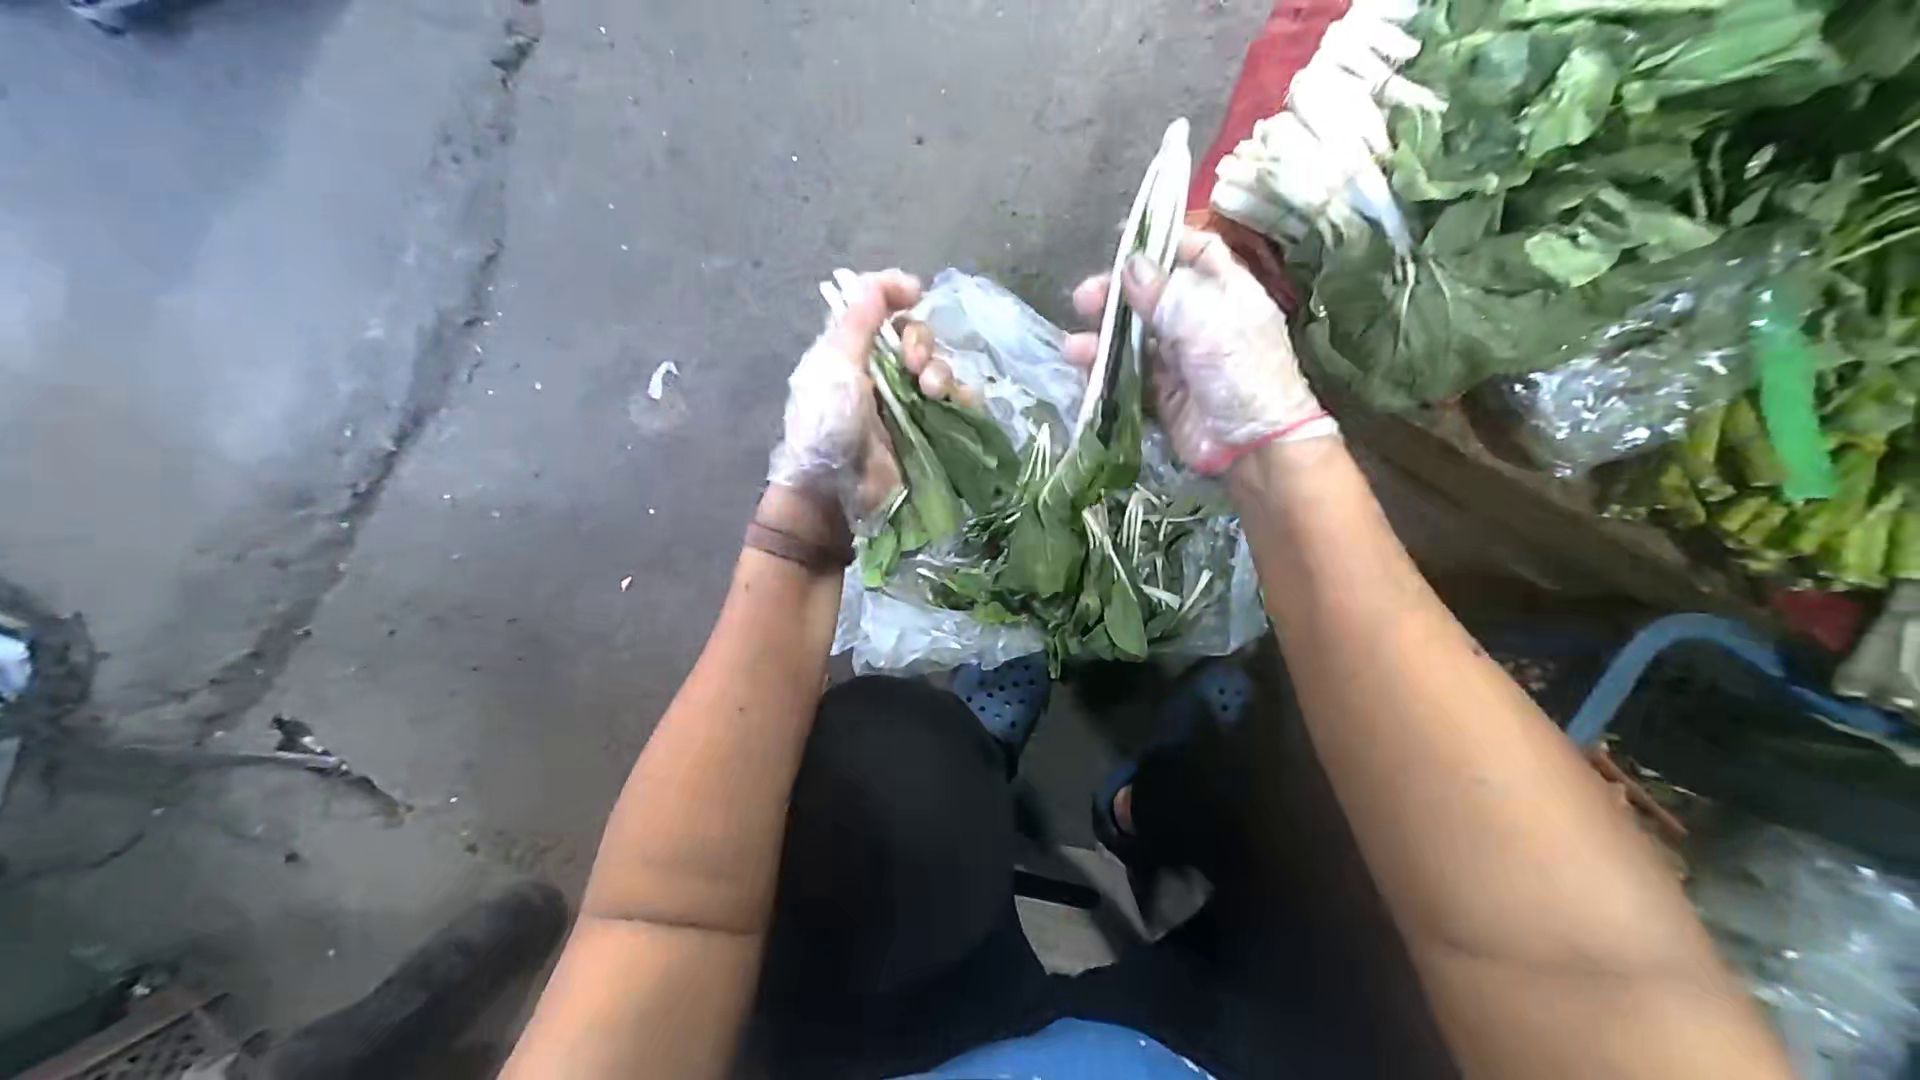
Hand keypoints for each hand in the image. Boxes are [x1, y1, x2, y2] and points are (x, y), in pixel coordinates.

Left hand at [766, 269, 969, 526]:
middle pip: (917, 335)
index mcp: (854, 352)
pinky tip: (954, 402)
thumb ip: (857, 323)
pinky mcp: (930, 429)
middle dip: (921, 341)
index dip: (897, 293)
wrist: (836, 491)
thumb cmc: (826, 426)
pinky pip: (958, 401)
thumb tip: (882, 282)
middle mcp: (883, 372)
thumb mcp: (833, 367)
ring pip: (940, 366)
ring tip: (931, 391)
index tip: (913, 293)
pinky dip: (962, 395)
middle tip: (914, 364)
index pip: (881, 309)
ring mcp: (908, 402)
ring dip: (941, 370)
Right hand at [1065, 229, 1336, 473]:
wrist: (1249, 444)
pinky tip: (1085, 370)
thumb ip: (1164, 292)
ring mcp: (1181, 360)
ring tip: (1074, 347)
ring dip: (1103, 339)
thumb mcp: (1204, 321)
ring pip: (1135, 339)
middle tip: (1083, 299)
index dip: (1163, 245)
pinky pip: (1130, 376)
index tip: (1124, 245)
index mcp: (1225, 293)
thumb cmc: (1237, 370)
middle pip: (1153, 297)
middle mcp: (1202, 323)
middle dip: (1116, 296)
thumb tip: (1131, 266)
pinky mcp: (1163, 395)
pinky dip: (1106, 372)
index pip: (1196, 254)